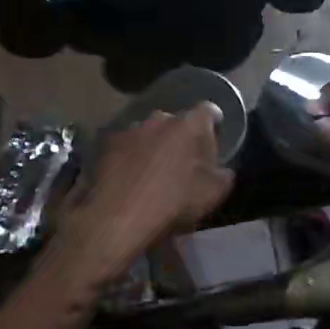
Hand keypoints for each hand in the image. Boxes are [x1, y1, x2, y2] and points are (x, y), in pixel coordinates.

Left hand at [63, 103, 233, 263]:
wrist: (119, 218)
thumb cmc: (174, 203)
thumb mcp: (213, 195)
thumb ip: (223, 175)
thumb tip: (222, 170)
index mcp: (190, 125)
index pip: (209, 110)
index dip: (213, 122)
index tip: (215, 135)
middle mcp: (160, 119)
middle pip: (176, 121)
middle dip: (181, 136)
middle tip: (184, 159)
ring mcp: (130, 129)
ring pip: (149, 132)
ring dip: (154, 144)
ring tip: (153, 169)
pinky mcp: (106, 144)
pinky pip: (126, 145)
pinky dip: (131, 155)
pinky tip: (130, 175)